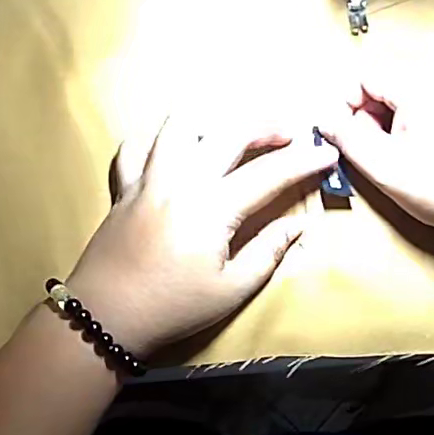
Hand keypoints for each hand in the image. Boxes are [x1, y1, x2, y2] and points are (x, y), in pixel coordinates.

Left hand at [64, 115, 339, 357]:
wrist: (106, 317)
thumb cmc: (174, 308)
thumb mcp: (232, 290)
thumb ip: (268, 252)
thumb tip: (298, 225)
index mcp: (212, 208)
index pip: (268, 174)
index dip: (303, 161)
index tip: (327, 153)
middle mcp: (180, 181)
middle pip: (228, 131)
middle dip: (265, 124)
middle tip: (289, 134)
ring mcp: (148, 179)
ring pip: (179, 124)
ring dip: (214, 117)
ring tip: (234, 128)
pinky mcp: (124, 187)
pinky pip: (136, 146)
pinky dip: (157, 138)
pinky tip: (173, 146)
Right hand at [320, 44, 433, 254]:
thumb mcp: (382, 165)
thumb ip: (346, 136)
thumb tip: (326, 119)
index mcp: (422, 78)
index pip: (364, 73)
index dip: (348, 105)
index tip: (348, 133)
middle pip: (389, 75)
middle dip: (373, 109)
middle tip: (376, 146)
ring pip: (413, 85)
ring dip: (397, 113)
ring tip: (403, 152)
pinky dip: (423, 115)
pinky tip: (428, 149)